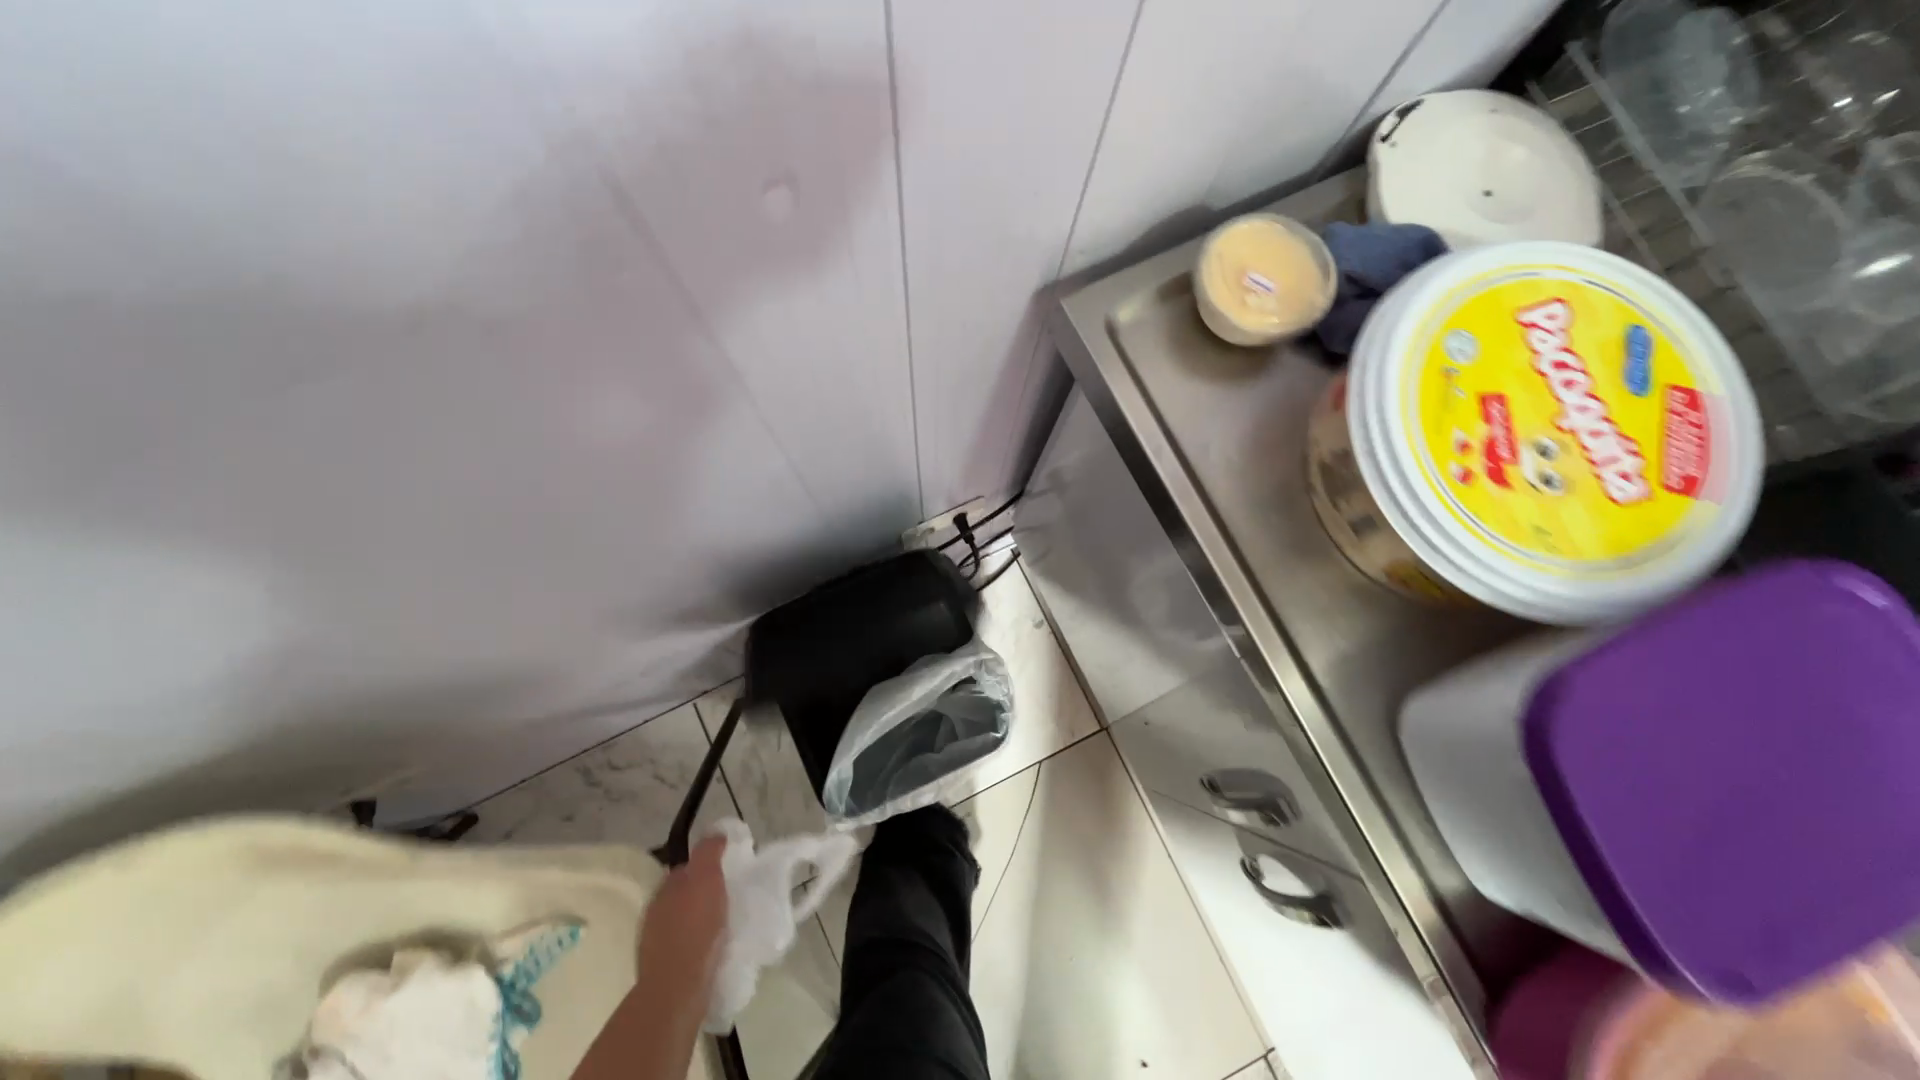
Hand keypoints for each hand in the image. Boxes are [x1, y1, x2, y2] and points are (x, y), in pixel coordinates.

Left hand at [572, 835, 730, 1079]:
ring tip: (725, 926)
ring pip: (682, 921)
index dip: (708, 867)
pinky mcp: (662, 968)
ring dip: (699, 920)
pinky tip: (713, 949)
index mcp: (666, 888)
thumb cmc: (695, 929)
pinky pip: (684, 945)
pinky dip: (697, 943)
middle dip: (702, 894)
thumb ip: (708, 853)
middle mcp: (655, 911)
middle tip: (730, 899)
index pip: (686, 868)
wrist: (677, 989)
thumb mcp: (707, 880)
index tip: (729, 873)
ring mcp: (654, 941)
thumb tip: (715, 832)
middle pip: (683, 894)